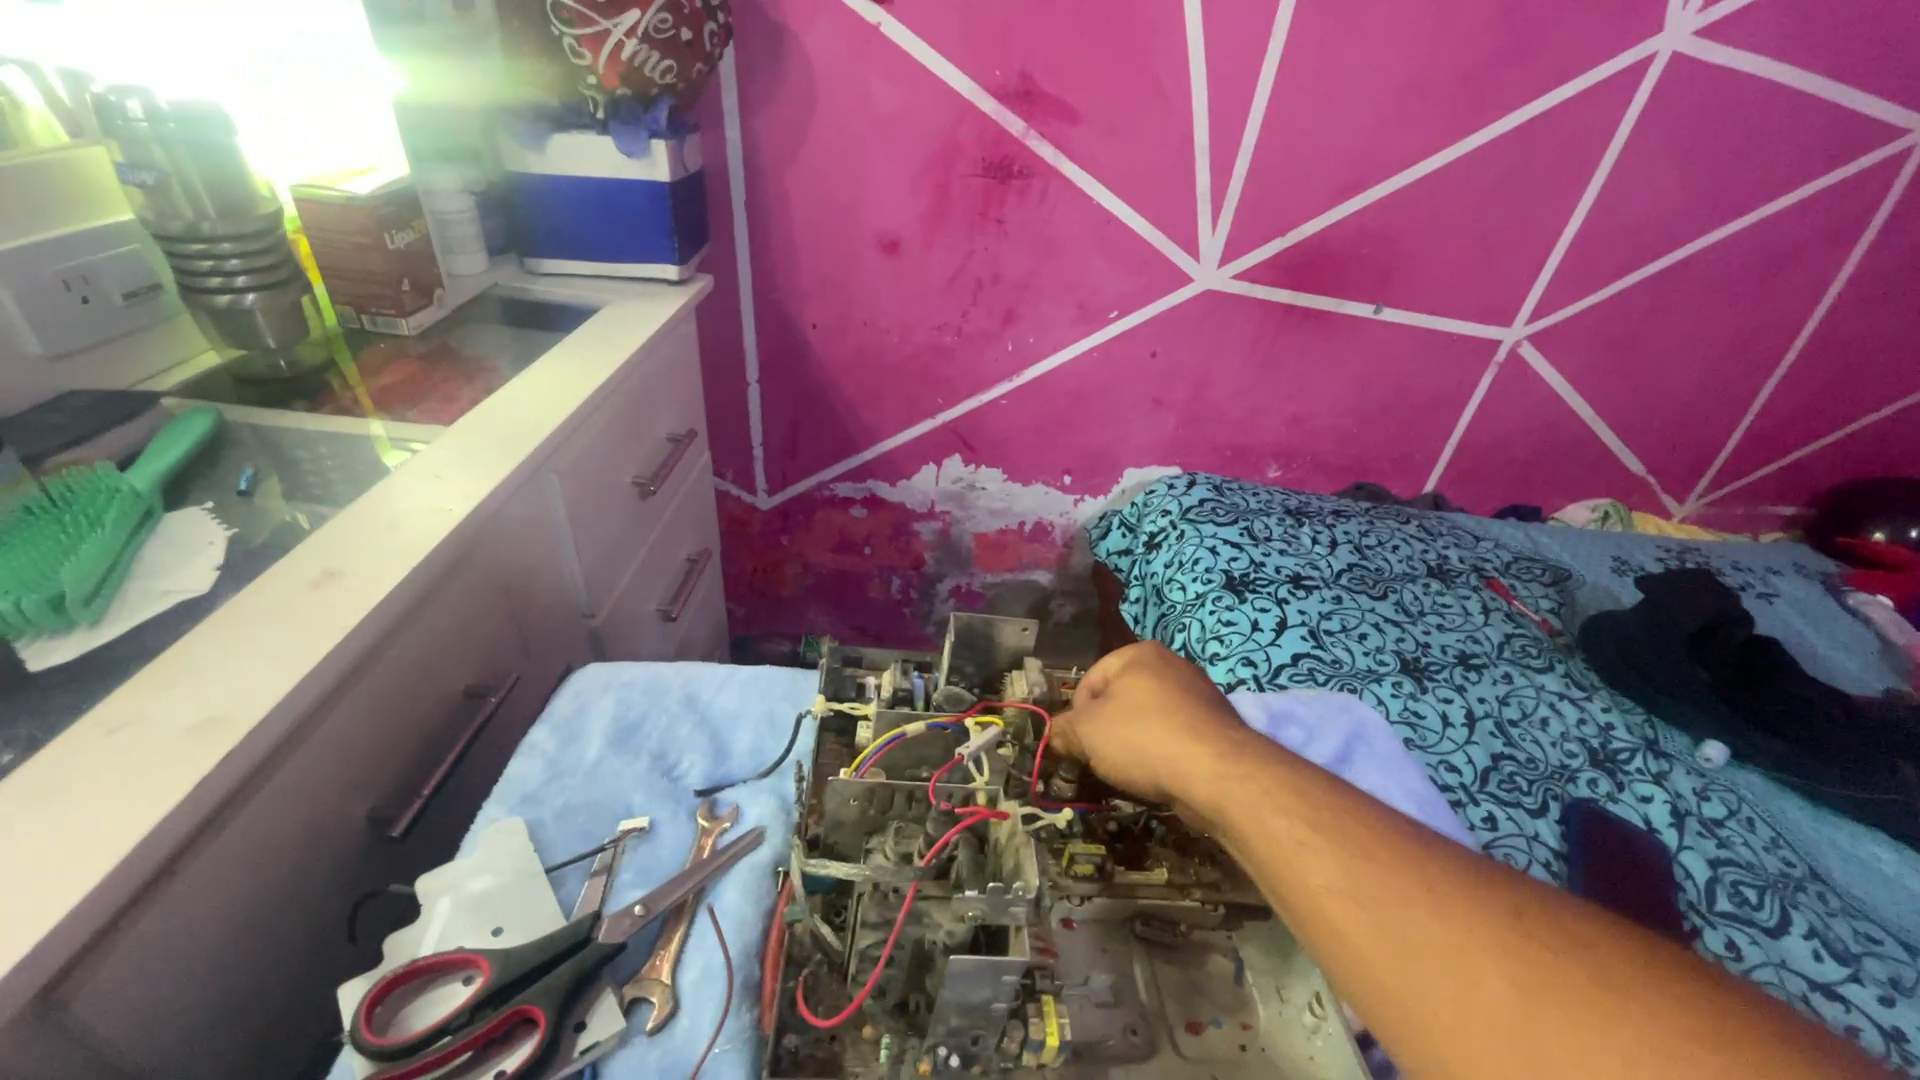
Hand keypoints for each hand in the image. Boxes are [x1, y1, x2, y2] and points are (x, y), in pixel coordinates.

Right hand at [1050, 642, 1260, 808]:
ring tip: (1133, 771)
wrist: (1218, 774)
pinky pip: (1176, 736)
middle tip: (1102, 759)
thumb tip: (1056, 734)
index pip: (1091, 680)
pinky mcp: (1218, 725)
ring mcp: (1200, 694)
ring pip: (1149, 719)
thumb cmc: (1143, 740)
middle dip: (1107, 730)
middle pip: (1121, 699)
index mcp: (1139, 653)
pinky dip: (1164, 753)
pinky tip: (1162, 774)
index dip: (1077, 715)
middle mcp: (1172, 664)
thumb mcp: (1086, 733)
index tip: (1078, 745)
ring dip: (1135, 744)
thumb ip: (1064, 730)